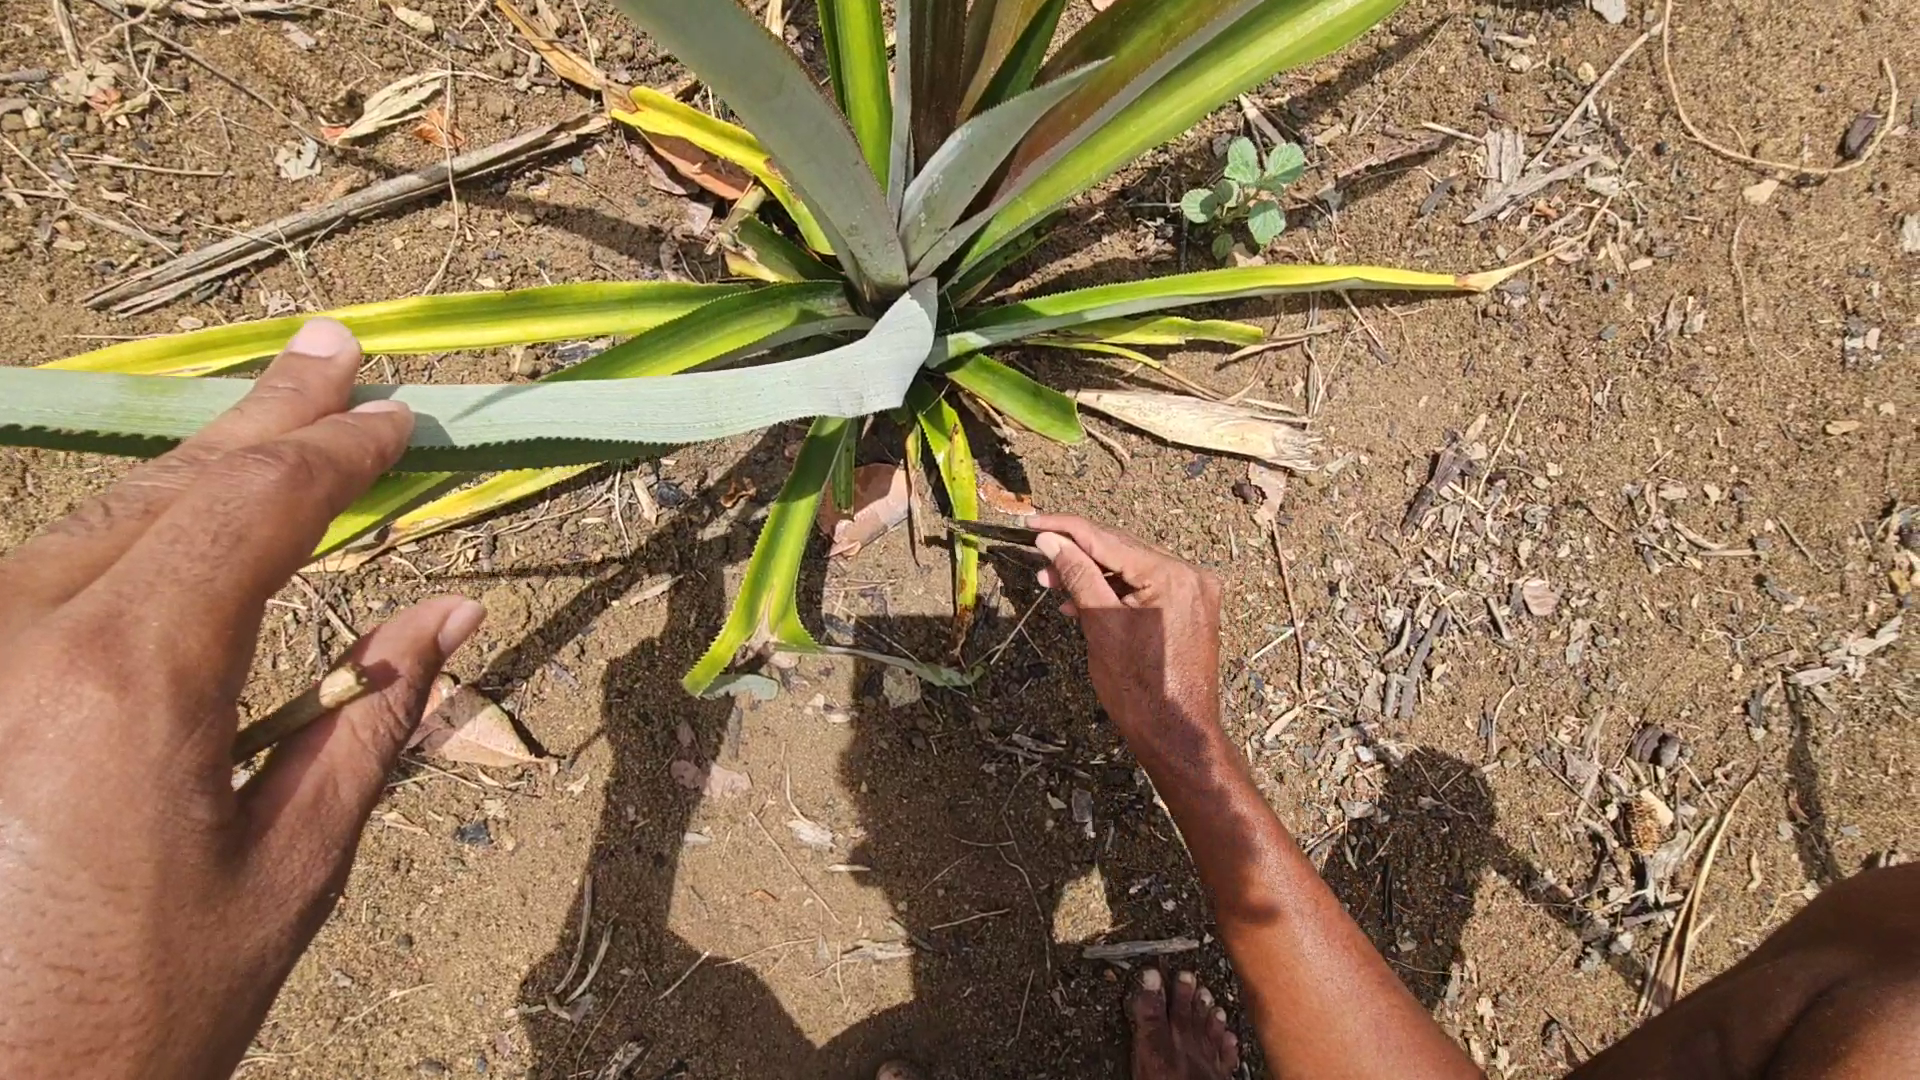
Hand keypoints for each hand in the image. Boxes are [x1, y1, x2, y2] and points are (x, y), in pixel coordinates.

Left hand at [0, 319, 483, 1078]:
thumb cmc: (143, 1001)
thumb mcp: (294, 860)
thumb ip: (373, 716)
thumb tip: (450, 617)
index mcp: (127, 681)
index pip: (257, 511)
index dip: (340, 452)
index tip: (401, 418)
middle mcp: (13, 645)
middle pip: (170, 488)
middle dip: (269, 418)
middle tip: (335, 352)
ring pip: (100, 520)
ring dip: (206, 466)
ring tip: (282, 421)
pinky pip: (51, 574)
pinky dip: (141, 527)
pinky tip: (184, 512)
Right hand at [1028, 515, 1222, 743]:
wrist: (1176, 733)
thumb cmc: (1139, 688)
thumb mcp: (1101, 625)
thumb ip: (1077, 574)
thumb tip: (1051, 541)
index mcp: (1170, 575)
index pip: (1107, 539)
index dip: (1065, 529)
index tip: (1033, 523)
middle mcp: (1190, 574)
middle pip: (1120, 549)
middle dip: (1076, 553)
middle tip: (1039, 559)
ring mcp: (1194, 591)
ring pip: (1131, 567)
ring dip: (1092, 573)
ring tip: (1054, 584)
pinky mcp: (1191, 608)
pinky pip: (1146, 586)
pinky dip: (1114, 591)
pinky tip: (1083, 601)